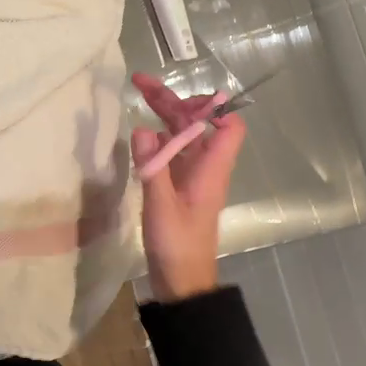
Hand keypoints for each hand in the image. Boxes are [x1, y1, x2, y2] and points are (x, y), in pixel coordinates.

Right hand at [131, 72, 247, 301]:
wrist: (182, 282)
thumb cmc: (178, 245)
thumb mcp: (161, 207)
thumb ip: (153, 167)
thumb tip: (141, 128)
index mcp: (211, 169)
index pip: (228, 127)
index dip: (212, 107)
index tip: (182, 95)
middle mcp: (204, 167)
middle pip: (196, 124)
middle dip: (172, 100)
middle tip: (138, 82)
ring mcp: (191, 176)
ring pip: (181, 135)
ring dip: (163, 114)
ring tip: (137, 95)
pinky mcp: (177, 187)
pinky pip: (171, 152)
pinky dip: (157, 137)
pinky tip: (139, 135)